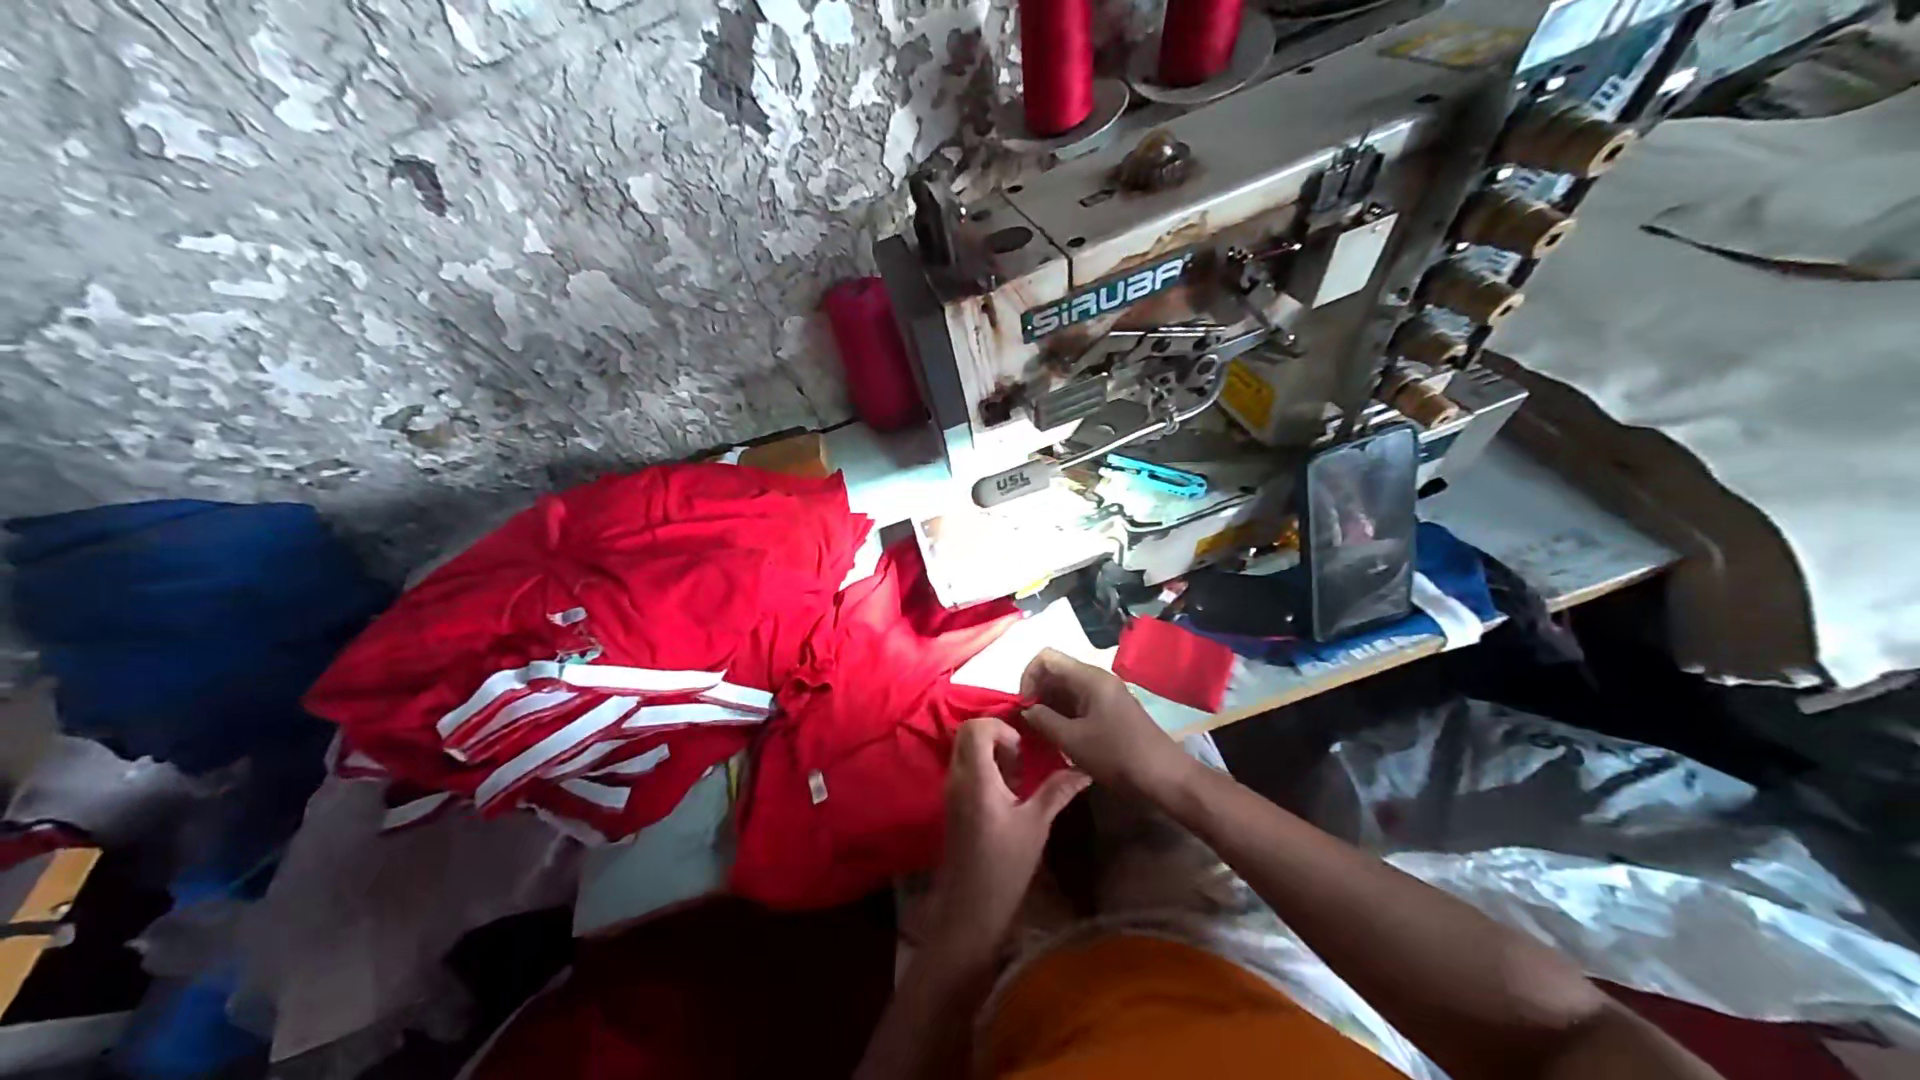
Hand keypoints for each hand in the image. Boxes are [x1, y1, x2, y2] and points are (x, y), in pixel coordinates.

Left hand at [931, 718, 1088, 951]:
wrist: (969, 908)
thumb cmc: (1004, 866)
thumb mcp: (1036, 825)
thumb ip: (1057, 791)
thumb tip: (1084, 769)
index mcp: (975, 778)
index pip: (976, 727)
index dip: (1000, 728)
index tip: (1022, 749)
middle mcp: (956, 777)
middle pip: (966, 733)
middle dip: (995, 735)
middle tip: (1021, 758)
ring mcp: (950, 790)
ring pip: (964, 750)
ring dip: (990, 753)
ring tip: (1018, 777)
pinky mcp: (952, 803)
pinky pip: (964, 768)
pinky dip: (984, 768)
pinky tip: (1007, 793)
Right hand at [1020, 648, 1195, 800]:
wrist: (1164, 777)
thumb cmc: (1117, 755)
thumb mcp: (1072, 740)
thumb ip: (1043, 720)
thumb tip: (1025, 710)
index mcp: (1089, 677)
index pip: (1046, 658)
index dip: (1028, 678)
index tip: (1024, 707)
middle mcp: (1097, 679)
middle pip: (1056, 672)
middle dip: (1037, 693)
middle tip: (1028, 724)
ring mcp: (1106, 695)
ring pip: (1066, 689)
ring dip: (1049, 706)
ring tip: (1039, 733)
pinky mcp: (1110, 711)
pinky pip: (1079, 703)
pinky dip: (1063, 715)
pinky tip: (1058, 737)